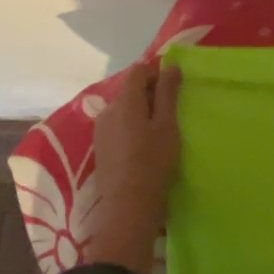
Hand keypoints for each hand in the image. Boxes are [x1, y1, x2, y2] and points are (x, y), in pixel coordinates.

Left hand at [88, 61, 180, 273]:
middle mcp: (108, 110)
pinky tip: (143, 147)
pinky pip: (118, 125)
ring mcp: (101, 129)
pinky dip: (132, 126)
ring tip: (159, 133)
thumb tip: (169, 65)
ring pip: (124, 108)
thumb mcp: (167, 126)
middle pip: (130, 89)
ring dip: (141, 111)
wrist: (128, 208)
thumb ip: (168, 93)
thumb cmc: (153, 163)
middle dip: (150, 94)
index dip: (157, 74)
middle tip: (170, 114)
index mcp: (125, 101)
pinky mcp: (100, 146)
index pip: (139, 71)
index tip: (173, 91)